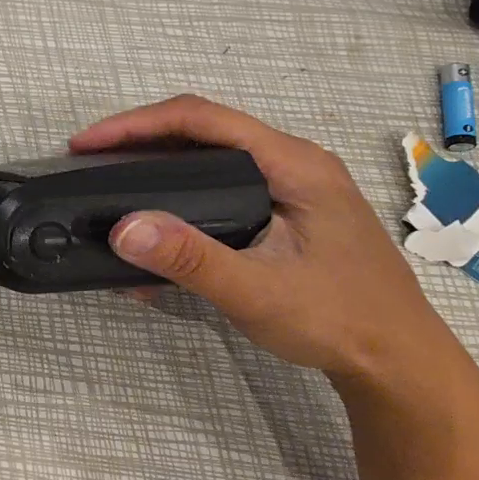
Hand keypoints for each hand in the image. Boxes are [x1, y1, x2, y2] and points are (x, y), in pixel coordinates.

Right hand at [69, 95, 447, 379]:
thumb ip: (191, 259)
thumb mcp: (257, 292)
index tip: (83, 145)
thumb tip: (123, 228)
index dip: (134, 124)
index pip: (202, 119)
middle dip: (134, 140)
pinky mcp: (278, 214)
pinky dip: (170, 195)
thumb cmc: (338, 320)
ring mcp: (286, 189)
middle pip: (200, 131)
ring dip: (149, 167)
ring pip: (204, 159)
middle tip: (83, 164)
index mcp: (293, 166)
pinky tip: (144, 227)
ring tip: (103, 186)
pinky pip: (213, 187)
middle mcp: (291, 165)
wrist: (395, 360)